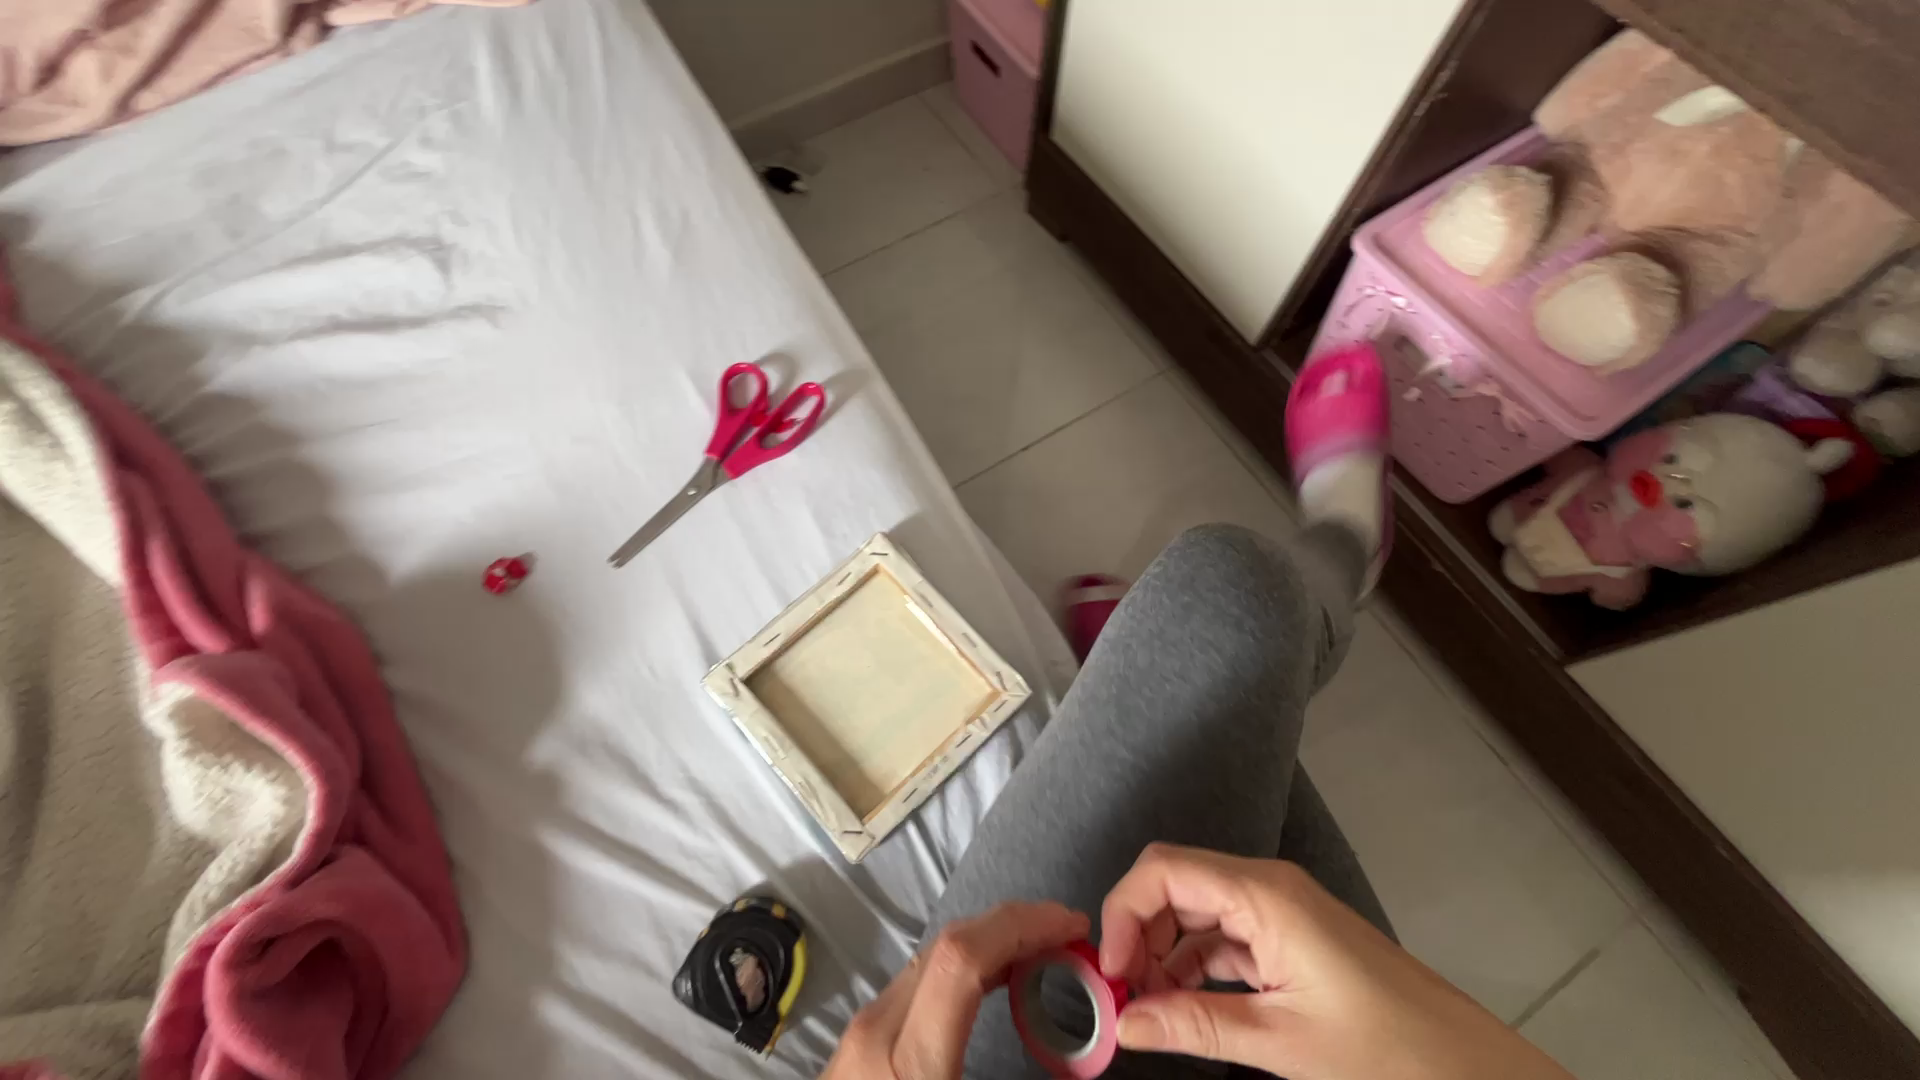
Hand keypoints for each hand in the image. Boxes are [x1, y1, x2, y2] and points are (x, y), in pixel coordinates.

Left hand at [822, 901, 1087, 1079]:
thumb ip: (1015, 1075)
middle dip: (1014, 924)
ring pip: (932, 955)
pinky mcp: (860, 1038)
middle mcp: (877, 1029)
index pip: (961, 959)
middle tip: (1069, 931)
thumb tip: (1076, 1066)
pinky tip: (996, 978)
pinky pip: (920, 979)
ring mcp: (862, 1029)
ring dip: (991, 939)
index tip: (1071, 925)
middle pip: (949, 943)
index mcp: (906, 1063)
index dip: (1021, 927)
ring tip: (1043, 947)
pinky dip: (966, 964)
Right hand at [1100, 843, 1574, 1079]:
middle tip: (1123, 994)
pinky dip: (1196, 966)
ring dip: (1165, 954)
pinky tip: (1184, 1004)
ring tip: (1149, 1008)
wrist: (1480, 1073)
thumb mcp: (1283, 1042)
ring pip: (1196, 912)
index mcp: (1263, 893)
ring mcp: (1279, 910)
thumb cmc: (1388, 1050)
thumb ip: (1195, 1024)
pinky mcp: (1290, 937)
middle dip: (1139, 932)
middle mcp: (1265, 887)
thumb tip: (1122, 1023)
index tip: (1109, 971)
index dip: (1123, 912)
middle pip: (1174, 884)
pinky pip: (1224, 937)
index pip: (1163, 870)